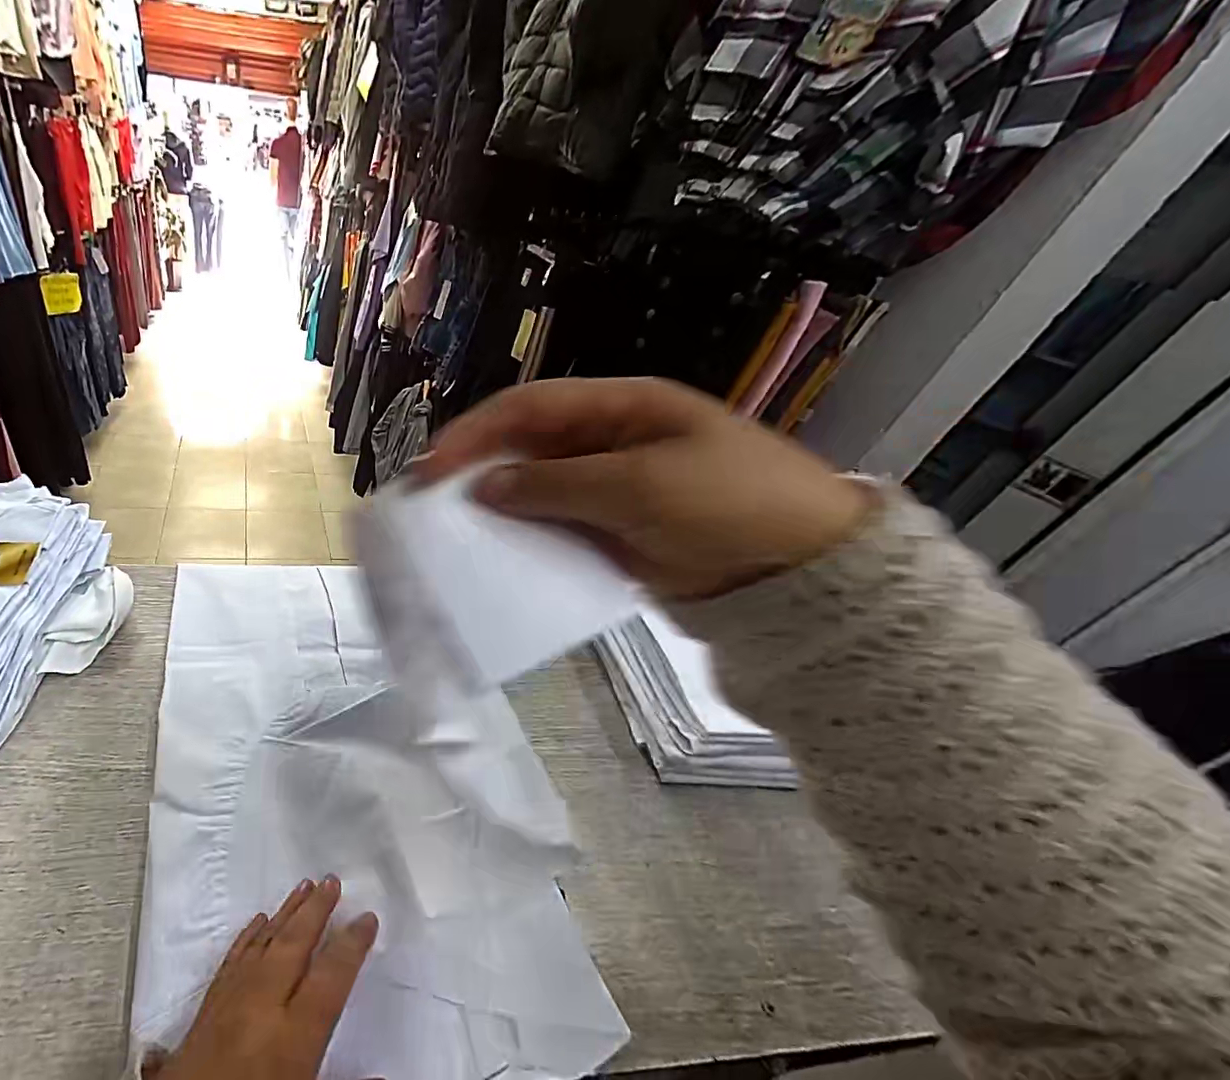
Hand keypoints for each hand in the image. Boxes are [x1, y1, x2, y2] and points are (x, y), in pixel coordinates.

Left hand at [147, 876, 378, 1079]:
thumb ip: (344, 1079)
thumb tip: (385, 1075)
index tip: (367, 917)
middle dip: (314, 911)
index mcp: (292, 1037)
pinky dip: (246, 938)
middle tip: (332, 880)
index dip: (351, 945)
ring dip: (284, 914)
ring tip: (304, 886)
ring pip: (261, 947)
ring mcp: (228, 1008)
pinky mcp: (203, 1016)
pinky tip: (257, 921)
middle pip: (292, 948)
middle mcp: (260, 1011)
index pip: (329, 977)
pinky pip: (229, 964)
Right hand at [414, 378, 871, 598]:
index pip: (532, 408)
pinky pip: (563, 532)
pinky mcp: (619, 536)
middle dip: (480, 472)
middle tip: (430, 507)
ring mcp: (614, 491)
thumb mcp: (641, 486)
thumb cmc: (728, 504)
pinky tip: (502, 561)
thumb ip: (559, 485)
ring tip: (454, 538)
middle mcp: (611, 442)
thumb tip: (487, 489)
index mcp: (622, 407)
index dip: (477, 433)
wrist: (799, 569)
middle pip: (530, 449)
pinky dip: (532, 544)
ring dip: (502, 512)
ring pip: (541, 493)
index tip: (431, 469)